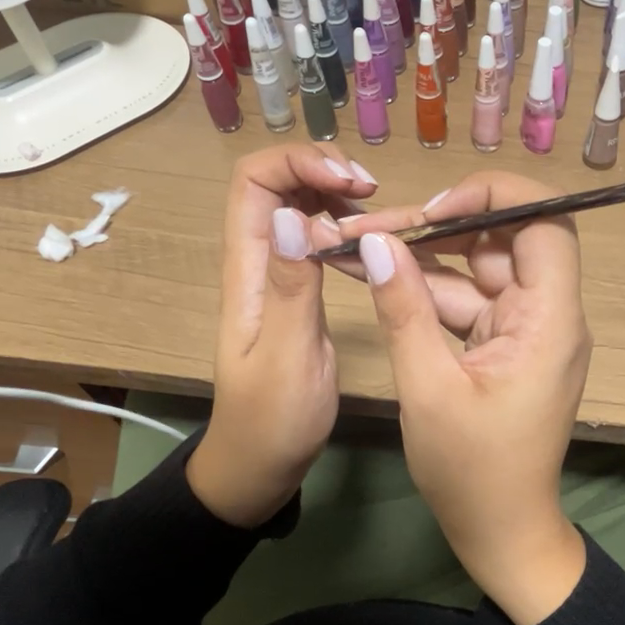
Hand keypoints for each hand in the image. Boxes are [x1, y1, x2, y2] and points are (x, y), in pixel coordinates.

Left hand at [187, 143, 378, 526]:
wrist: (260, 462)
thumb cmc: (273, 419)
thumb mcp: (287, 357)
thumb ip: (293, 289)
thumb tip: (298, 217)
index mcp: (247, 270)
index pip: (255, 182)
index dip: (300, 162)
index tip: (353, 185)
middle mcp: (258, 262)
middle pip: (275, 183)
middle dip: (321, 169)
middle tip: (372, 193)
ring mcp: (277, 277)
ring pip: (296, 207)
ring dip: (334, 194)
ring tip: (377, 213)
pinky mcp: (296, 294)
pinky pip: (314, 240)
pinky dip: (341, 226)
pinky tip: (369, 244)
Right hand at [341, 173, 591, 624]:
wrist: (501, 531)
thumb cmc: (472, 471)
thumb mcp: (428, 388)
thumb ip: (403, 309)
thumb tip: (376, 242)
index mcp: (549, 320)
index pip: (544, 222)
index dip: (494, 198)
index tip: (432, 206)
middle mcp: (548, 316)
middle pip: (504, 241)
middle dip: (436, 226)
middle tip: (369, 225)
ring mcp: (528, 333)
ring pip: (479, 271)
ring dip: (422, 259)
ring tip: (356, 244)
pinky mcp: (507, 349)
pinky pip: (470, 304)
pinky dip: (428, 293)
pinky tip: (378, 279)